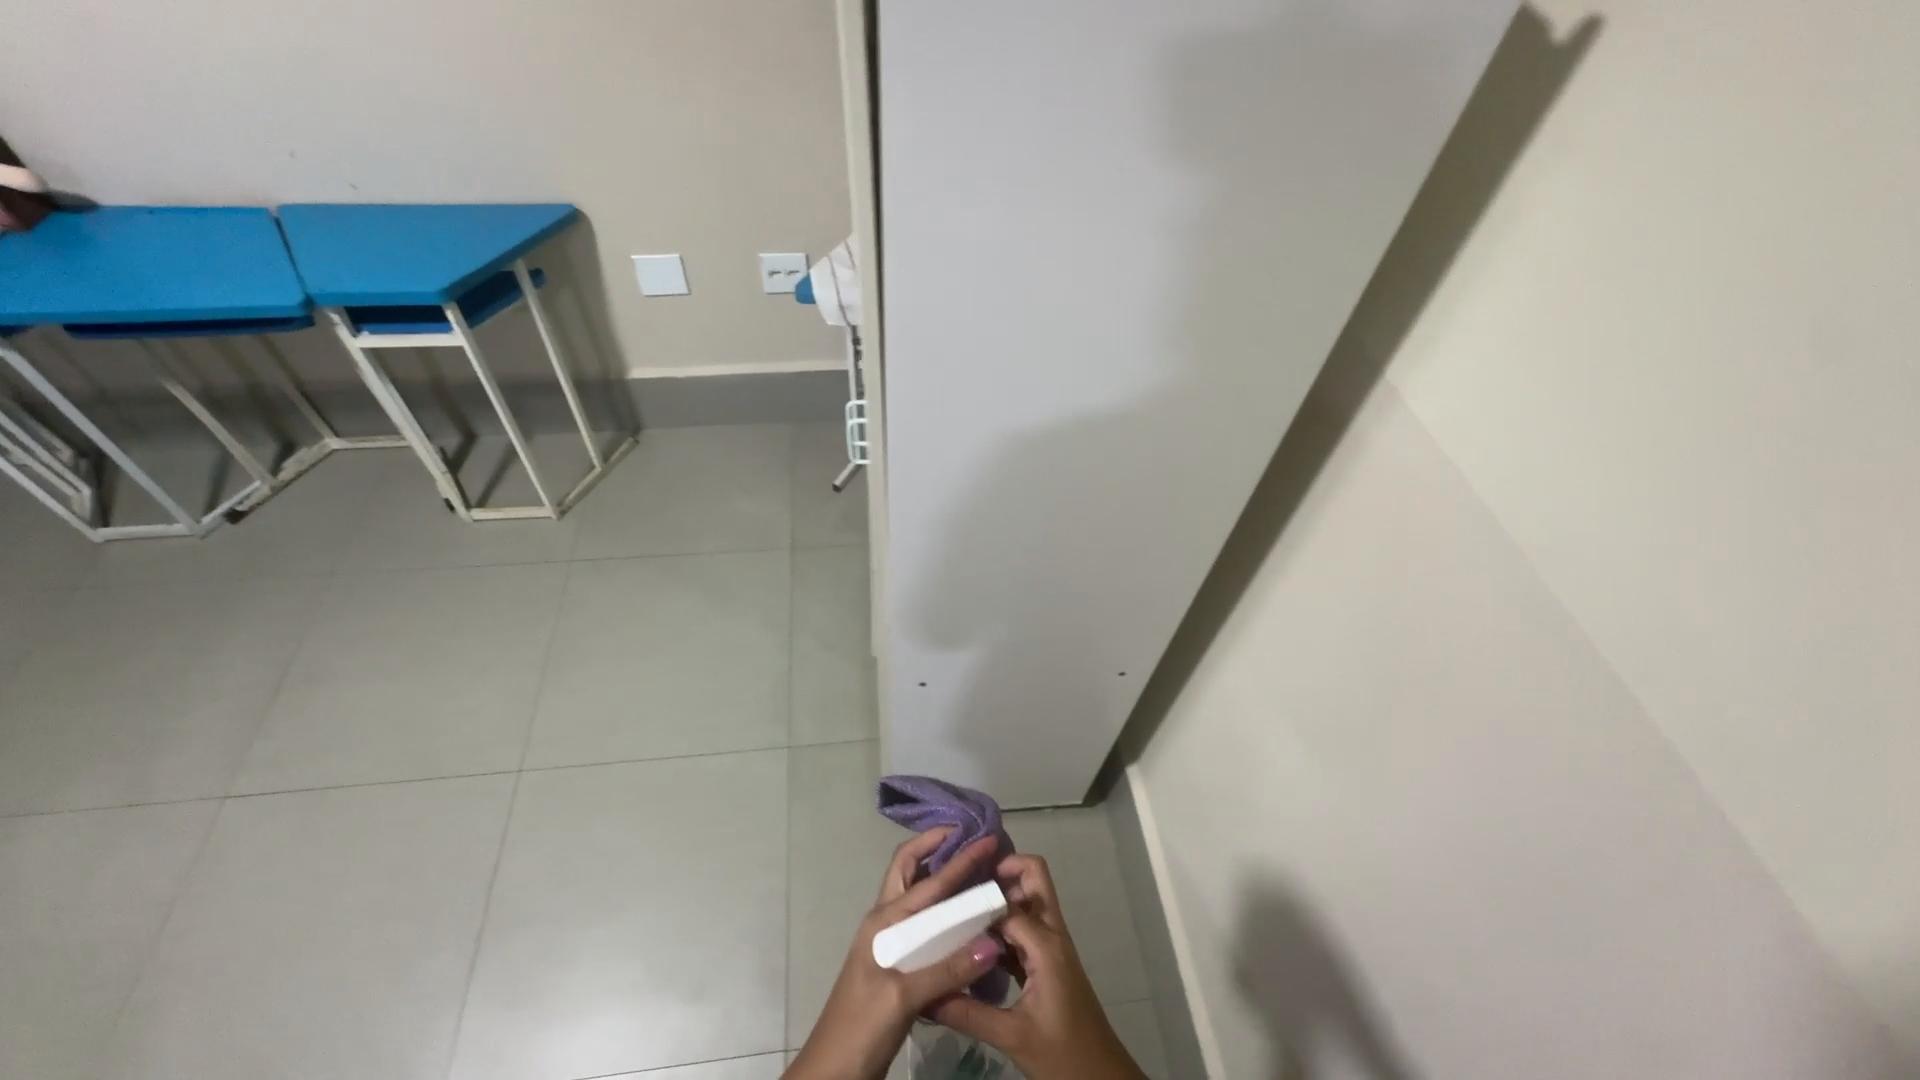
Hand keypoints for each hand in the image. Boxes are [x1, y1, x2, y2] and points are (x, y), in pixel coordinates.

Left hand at [787, 829, 1005, 1079]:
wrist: (833, 1071)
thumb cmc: (860, 1026)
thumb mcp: (902, 998)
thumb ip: (946, 970)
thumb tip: (993, 942)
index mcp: (884, 921)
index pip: (926, 878)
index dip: (956, 855)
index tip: (985, 837)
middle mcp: (887, 924)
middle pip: (911, 872)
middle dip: (939, 850)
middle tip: (973, 841)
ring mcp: (891, 945)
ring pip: (920, 899)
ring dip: (945, 881)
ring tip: (978, 872)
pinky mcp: (899, 968)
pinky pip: (927, 931)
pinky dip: (948, 918)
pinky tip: (971, 924)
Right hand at [930, 855, 1146, 1079]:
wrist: (1102, 1078)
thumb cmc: (1064, 1055)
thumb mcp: (1012, 1036)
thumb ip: (967, 1014)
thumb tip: (923, 996)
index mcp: (1046, 945)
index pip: (1006, 903)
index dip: (976, 899)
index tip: (942, 899)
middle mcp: (1052, 935)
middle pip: (1033, 878)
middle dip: (1001, 871)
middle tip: (961, 884)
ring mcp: (1052, 947)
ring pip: (1028, 901)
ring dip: (999, 896)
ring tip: (957, 908)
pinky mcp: (1047, 963)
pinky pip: (1024, 929)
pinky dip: (1001, 926)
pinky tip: (971, 943)